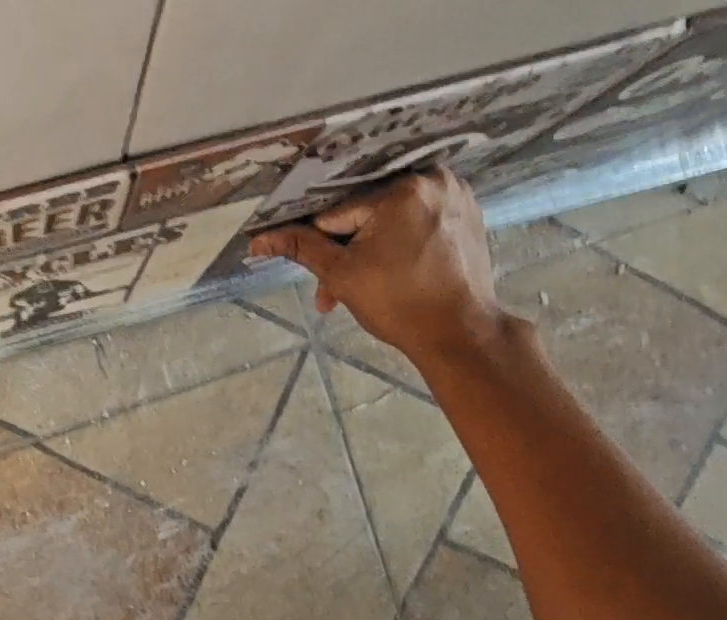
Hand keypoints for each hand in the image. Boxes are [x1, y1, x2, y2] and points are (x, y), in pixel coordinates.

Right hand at [250, 170, 510, 364]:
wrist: (459, 334)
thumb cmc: (399, 305)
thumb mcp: (342, 275)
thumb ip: (301, 249)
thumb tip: (259, 241)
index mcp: (401, 188)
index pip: (339, 212)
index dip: (321, 246)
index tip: (319, 277)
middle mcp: (432, 179)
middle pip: (367, 212)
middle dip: (348, 252)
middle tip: (336, 292)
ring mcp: (455, 195)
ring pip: (392, 218)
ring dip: (371, 249)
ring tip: (363, 288)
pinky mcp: (467, 214)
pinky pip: (418, 220)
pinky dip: (401, 243)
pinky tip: (396, 272)